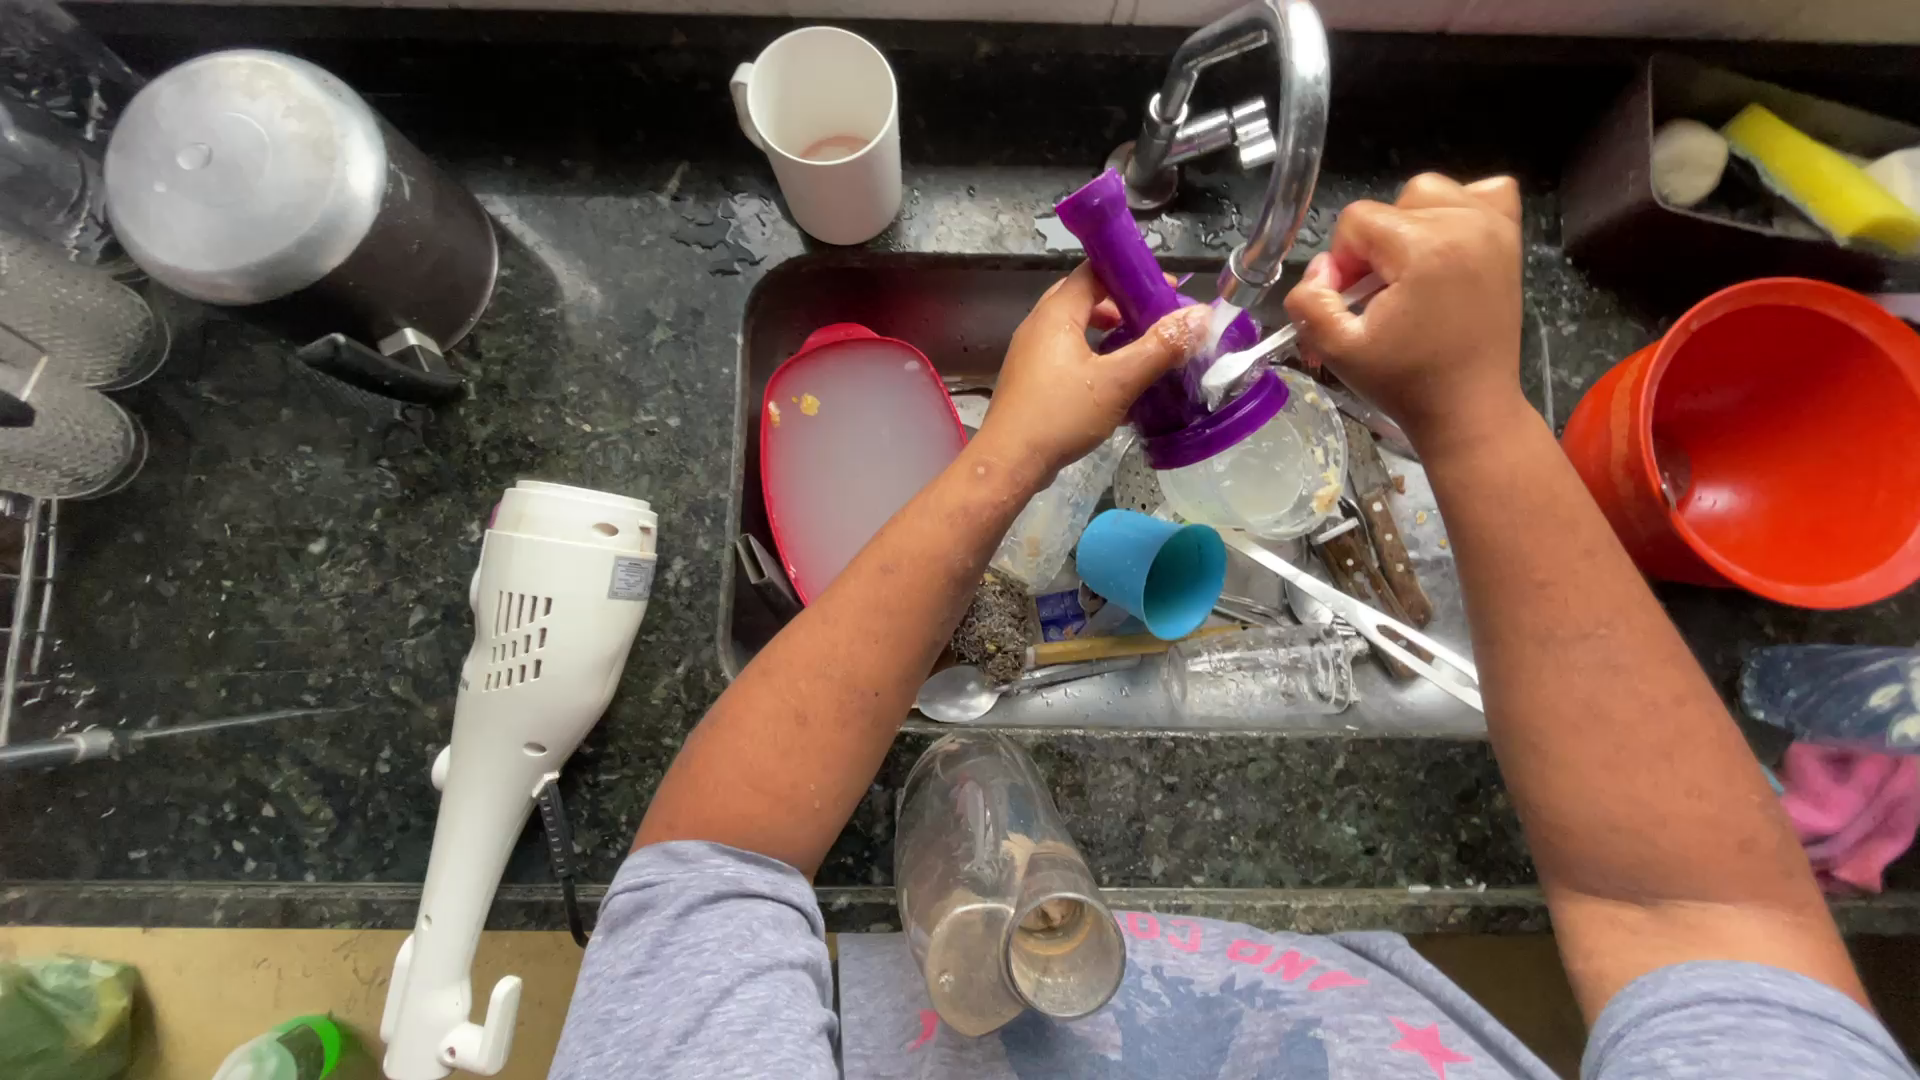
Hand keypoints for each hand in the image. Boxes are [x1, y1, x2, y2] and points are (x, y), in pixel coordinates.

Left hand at [977, 262, 1209, 480]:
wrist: (1009, 462)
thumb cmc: (1060, 415)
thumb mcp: (1117, 382)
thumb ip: (1159, 348)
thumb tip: (1200, 316)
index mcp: (1056, 314)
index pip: (1093, 271)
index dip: (1130, 274)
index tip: (1164, 290)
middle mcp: (1038, 326)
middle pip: (1084, 298)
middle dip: (1122, 304)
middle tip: (1154, 318)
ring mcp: (1031, 355)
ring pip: (1075, 330)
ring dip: (1108, 333)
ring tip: (1139, 348)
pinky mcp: (1030, 381)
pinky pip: (1066, 356)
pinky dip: (1093, 358)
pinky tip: (1115, 382)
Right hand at [1284, 173, 1525, 455]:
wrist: (1467, 406)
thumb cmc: (1402, 381)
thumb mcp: (1335, 349)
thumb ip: (1309, 301)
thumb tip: (1321, 272)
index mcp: (1424, 247)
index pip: (1356, 220)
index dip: (1340, 262)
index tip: (1352, 302)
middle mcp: (1465, 223)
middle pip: (1391, 203)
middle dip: (1372, 245)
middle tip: (1377, 295)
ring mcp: (1494, 228)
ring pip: (1430, 194)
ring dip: (1408, 227)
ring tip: (1408, 273)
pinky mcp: (1509, 240)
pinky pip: (1484, 194)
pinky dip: (1458, 212)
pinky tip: (1445, 249)